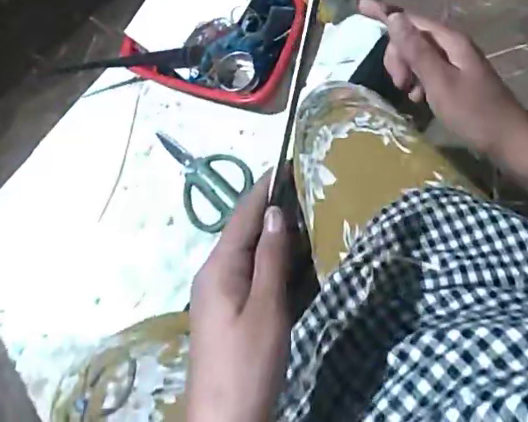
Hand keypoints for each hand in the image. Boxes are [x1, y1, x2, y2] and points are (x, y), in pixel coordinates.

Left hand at [187, 173, 291, 421]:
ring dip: (279, 239)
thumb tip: (275, 211)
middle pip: (248, 231)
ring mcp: (222, 295)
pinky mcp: (231, 314)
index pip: (244, 212)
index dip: (266, 186)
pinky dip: (276, 266)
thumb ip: (270, 258)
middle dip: (276, 211)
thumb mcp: (266, 309)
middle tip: (310, 192)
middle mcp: (216, 273)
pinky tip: (299, 265)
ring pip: (253, 254)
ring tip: (311, 220)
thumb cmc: (247, 364)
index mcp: (219, 266)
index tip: (290, 162)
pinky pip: (255, 277)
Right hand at [358, 0, 527, 158]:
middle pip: (411, 37)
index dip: (384, 12)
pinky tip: (419, 99)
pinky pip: (427, 69)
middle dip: (397, 56)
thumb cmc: (474, 112)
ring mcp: (455, 61)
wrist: (511, 142)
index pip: (410, 18)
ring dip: (406, 70)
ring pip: (417, 55)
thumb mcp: (439, 81)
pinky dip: (417, 81)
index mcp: (449, 40)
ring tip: (409, 94)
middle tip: (398, 84)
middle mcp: (452, 44)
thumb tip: (394, 16)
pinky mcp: (456, 77)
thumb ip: (416, 50)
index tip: (360, 7)